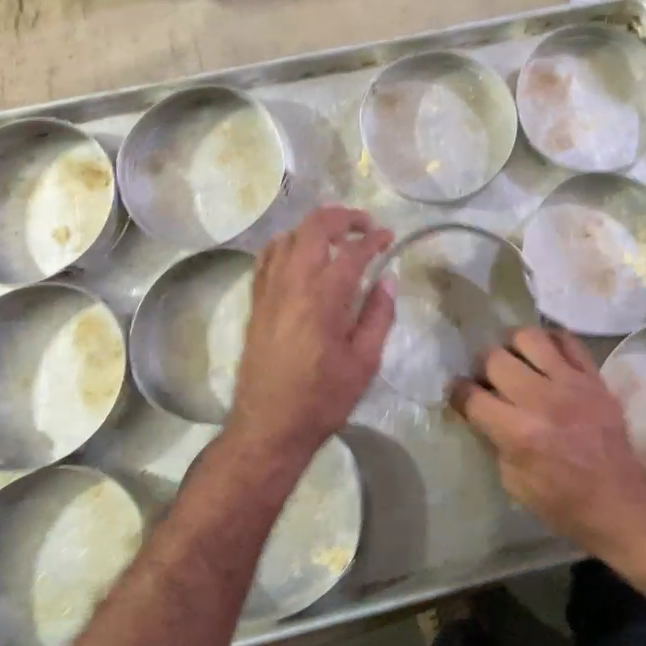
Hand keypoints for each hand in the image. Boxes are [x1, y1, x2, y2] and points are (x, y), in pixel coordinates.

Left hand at [227, 207, 395, 457]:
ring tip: (337, 237)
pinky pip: (268, 258)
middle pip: (314, 228)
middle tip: (365, 226)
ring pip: (288, 236)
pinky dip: (288, 245)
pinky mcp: (256, 303)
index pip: (352, 251)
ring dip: (315, 228)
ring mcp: (269, 291)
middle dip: (343, 217)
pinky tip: (302, 256)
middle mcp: (292, 284)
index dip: (374, 238)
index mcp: (323, 298)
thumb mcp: (364, 362)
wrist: (269, 428)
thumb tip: (387, 280)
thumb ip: (378, 315)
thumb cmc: (323, 399)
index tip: (390, 237)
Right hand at [451, 328, 645, 548]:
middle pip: (494, 358)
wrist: (618, 499)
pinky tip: (545, 353)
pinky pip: (567, 340)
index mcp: (518, 433)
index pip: (472, 397)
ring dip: (513, 346)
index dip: (457, 392)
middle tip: (488, 378)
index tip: (458, 392)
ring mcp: (570, 383)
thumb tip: (485, 414)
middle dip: (482, 367)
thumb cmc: (563, 502)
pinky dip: (550, 341)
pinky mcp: (593, 376)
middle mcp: (541, 400)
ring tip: (515, 359)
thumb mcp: (515, 483)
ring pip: (529, 337)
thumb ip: (497, 441)